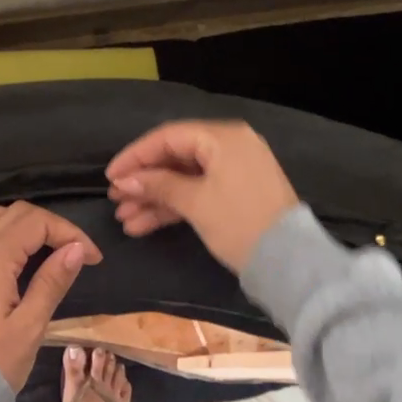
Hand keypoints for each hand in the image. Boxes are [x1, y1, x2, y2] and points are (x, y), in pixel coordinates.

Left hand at [0, 202, 103, 388]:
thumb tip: (76, 249)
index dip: (69, 233)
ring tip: (30, 242)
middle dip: (47, 226)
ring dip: (7, 221)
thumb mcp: (32, 325)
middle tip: (72, 252)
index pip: (37, 223)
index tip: (92, 257)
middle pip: (12, 214)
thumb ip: (52, 281)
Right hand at [105, 120, 298, 273]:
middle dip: (144, 181)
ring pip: (185, 178)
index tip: (110, 176)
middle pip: (175, 157)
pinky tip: (145, 225)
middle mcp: (229, 146)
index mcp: (223, 137)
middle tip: (116, 200)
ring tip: (126, 219)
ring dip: (155, 198)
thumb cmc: (240, 223)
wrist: (291, 264)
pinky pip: (198, 191)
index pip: (168, 137)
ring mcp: (234, 171)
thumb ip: (158, 185)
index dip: (135, 156)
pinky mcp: (237, 194)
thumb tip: (124, 179)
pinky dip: (175, 206)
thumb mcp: (195, 203)